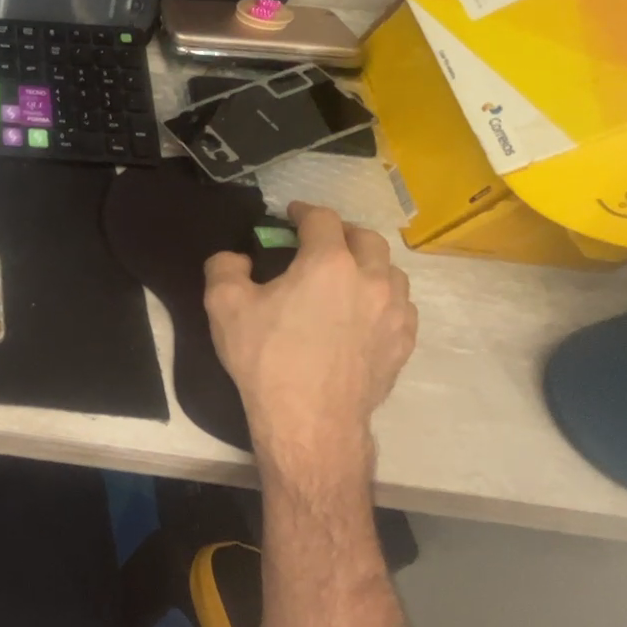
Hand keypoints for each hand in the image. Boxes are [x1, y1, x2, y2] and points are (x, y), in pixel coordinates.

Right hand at [203, 202, 417, 488]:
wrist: (309, 415)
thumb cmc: (264, 355)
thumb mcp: (223, 305)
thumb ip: (225, 267)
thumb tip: (237, 258)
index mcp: (328, 263)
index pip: (322, 220)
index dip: (304, 211)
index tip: (290, 213)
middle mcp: (372, 278)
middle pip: (366, 238)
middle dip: (341, 232)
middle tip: (318, 241)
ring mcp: (395, 310)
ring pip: (389, 270)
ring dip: (366, 263)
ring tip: (342, 276)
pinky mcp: (404, 340)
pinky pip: (398, 304)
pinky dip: (379, 295)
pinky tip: (358, 311)